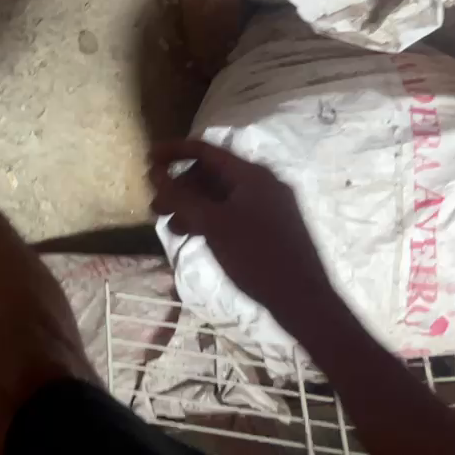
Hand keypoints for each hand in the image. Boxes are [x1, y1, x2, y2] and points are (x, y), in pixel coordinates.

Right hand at [149, 140, 332, 317]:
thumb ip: (180, 196)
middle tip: (157, 206)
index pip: (204, 150)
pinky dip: (209, 218)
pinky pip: (231, 211)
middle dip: (180, 187)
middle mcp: (262, 183)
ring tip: (172, 226)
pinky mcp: (272, 227)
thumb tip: (154, 173)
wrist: (306, 305)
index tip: (148, 160)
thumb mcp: (212, 224)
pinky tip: (195, 235)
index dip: (172, 152)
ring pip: (219, 195)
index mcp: (251, 175)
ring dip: (191, 205)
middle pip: (210, 173)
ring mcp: (269, 205)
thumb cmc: (257, 257)